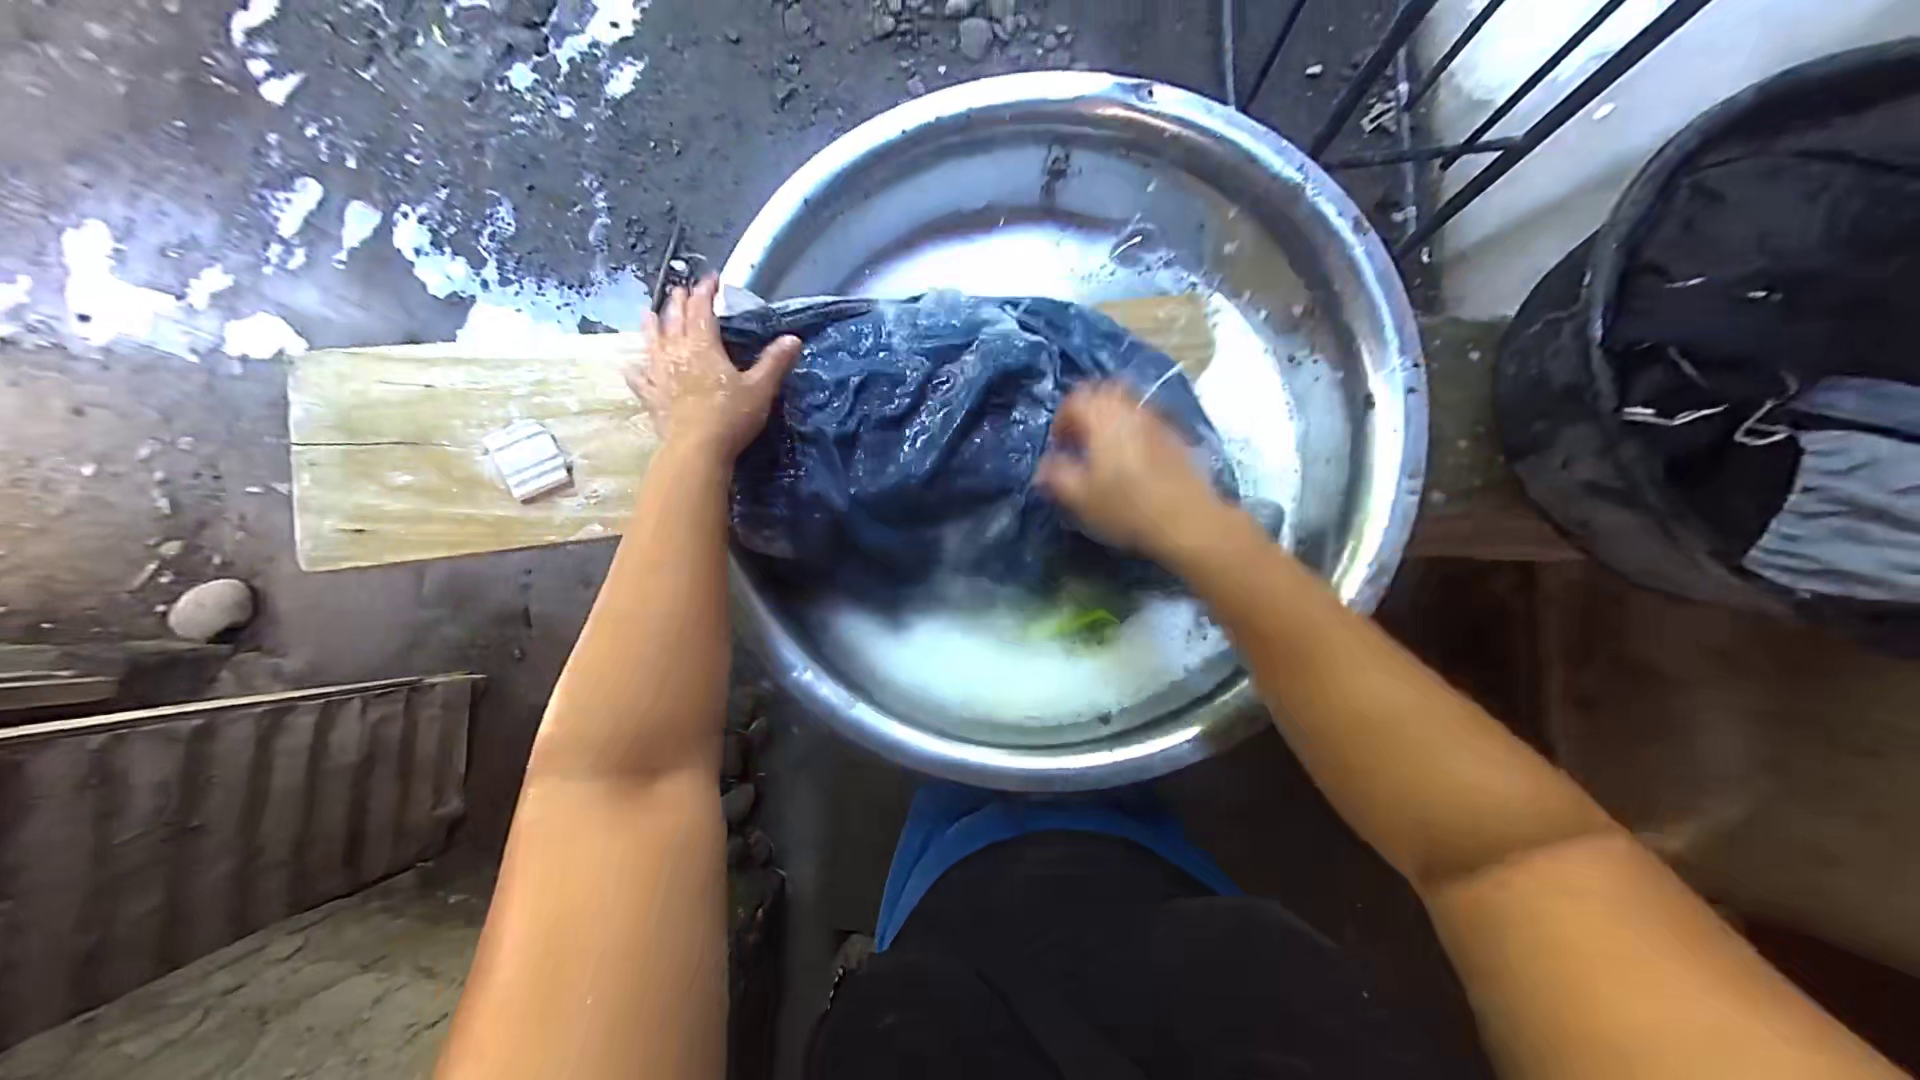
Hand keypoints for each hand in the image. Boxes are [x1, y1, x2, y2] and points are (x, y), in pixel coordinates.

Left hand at [626, 277, 801, 462]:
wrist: (696, 449)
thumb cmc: (731, 416)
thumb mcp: (760, 389)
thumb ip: (774, 362)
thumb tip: (793, 338)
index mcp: (703, 346)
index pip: (702, 309)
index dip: (706, 291)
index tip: (712, 279)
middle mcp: (676, 353)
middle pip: (674, 319)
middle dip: (679, 302)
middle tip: (681, 290)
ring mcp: (659, 374)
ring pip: (652, 342)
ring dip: (651, 325)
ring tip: (649, 313)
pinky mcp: (652, 397)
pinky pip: (641, 379)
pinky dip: (637, 370)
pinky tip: (633, 368)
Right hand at [1036, 382, 1236, 562]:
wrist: (1188, 519)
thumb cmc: (1126, 506)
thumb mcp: (1079, 497)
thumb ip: (1055, 476)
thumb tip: (1043, 467)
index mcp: (1102, 416)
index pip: (1073, 399)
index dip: (1060, 421)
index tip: (1058, 447)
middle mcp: (1130, 408)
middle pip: (1103, 393)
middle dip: (1087, 413)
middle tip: (1080, 443)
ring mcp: (1157, 419)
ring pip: (1127, 406)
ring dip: (1110, 422)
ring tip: (1104, 454)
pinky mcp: (1176, 436)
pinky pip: (1146, 422)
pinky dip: (1133, 433)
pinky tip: (1132, 463)